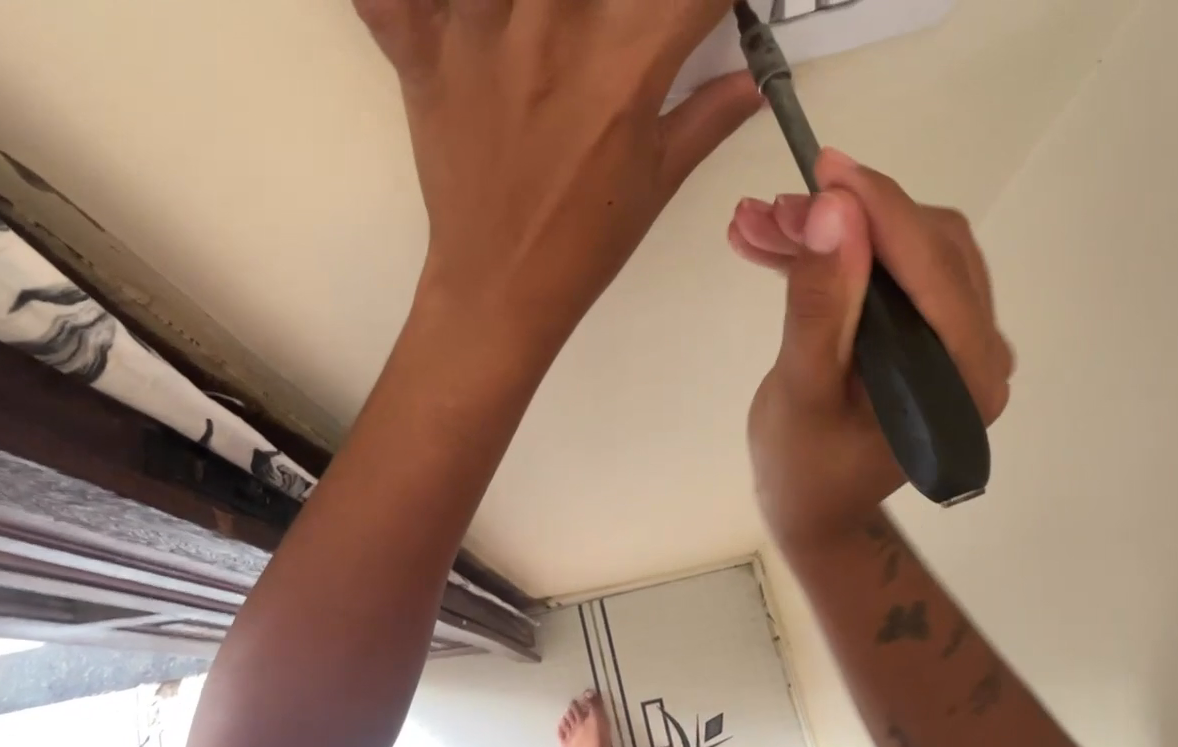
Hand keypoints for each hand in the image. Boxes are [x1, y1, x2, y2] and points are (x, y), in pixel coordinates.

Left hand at [356, 0, 760, 351]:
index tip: (696, 14)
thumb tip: (753, 80)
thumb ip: (707, 118)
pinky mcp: (423, 54)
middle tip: (609, 22)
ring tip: (537, 20)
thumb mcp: (657, 181)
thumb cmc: (585, 241)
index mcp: (628, 64)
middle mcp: (557, 28)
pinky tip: (445, 11)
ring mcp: (481, 35)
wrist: (501, 288)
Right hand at [732, 149, 1013, 544]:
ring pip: (904, 255)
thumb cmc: (804, 470)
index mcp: (962, 379)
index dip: (881, 210)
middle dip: (847, 220)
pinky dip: (837, 258)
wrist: (812, 509)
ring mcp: (956, 344)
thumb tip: (834, 212)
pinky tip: (777, 245)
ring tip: (761, 225)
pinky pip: (890, 278)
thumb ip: (820, 305)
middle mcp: (977, 354)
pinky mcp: (929, 337)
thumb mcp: (801, 390)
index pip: (934, 268)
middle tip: (773, 209)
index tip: (823, 168)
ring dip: (834, 233)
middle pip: (925, 251)